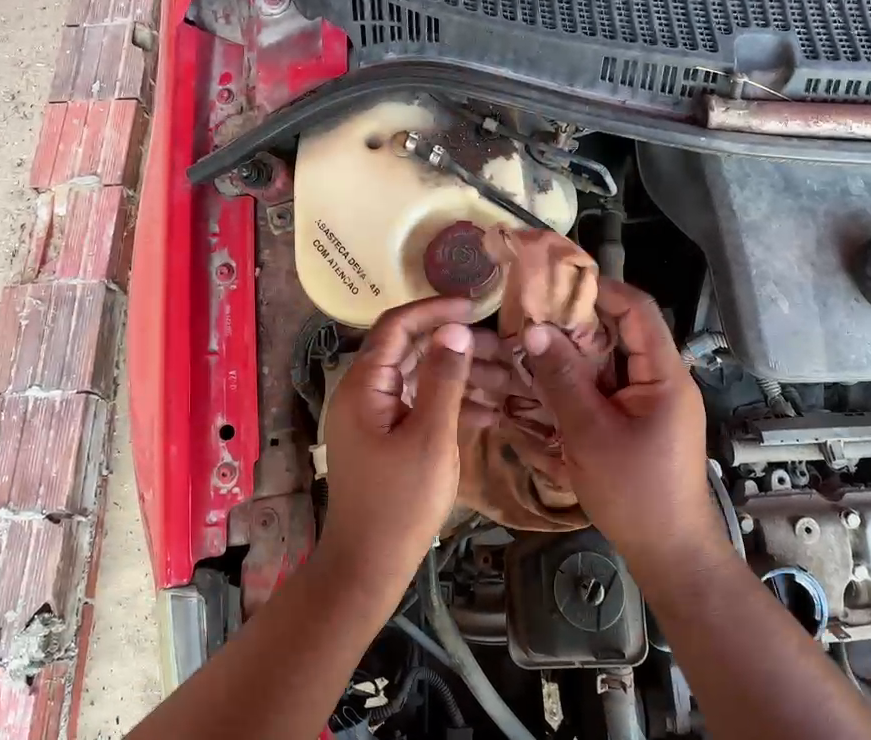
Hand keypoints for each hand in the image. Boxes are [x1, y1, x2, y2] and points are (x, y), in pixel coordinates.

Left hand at [321, 297, 485, 583]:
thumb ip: (444, 380)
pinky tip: (490, 413)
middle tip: (502, 349)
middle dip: (456, 346)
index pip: (397, 326)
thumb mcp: (431, 437)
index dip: (434, 310)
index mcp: (365, 385)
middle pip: (411, 351)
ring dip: (460, 377)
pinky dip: (450, 405)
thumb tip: (455, 329)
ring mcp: (374, 417)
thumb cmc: (400, 502)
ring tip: (506, 380)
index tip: (474, 306)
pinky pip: (419, 407)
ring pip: (420, 379)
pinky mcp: (386, 438)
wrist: (368, 565)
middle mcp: (364, 393)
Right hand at [521, 279, 725, 578]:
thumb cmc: (635, 493)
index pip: (637, 310)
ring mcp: (651, 402)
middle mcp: (662, 380)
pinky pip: (607, 387)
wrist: (670, 553)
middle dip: (577, 319)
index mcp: (664, 375)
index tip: (555, 281)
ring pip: (610, 360)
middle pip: (621, 332)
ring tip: (531, 341)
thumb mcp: (590, 433)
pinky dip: (579, 379)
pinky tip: (546, 380)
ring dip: (574, 351)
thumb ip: (562, 379)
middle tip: (531, 312)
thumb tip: (535, 330)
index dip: (600, 288)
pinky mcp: (639, 422)